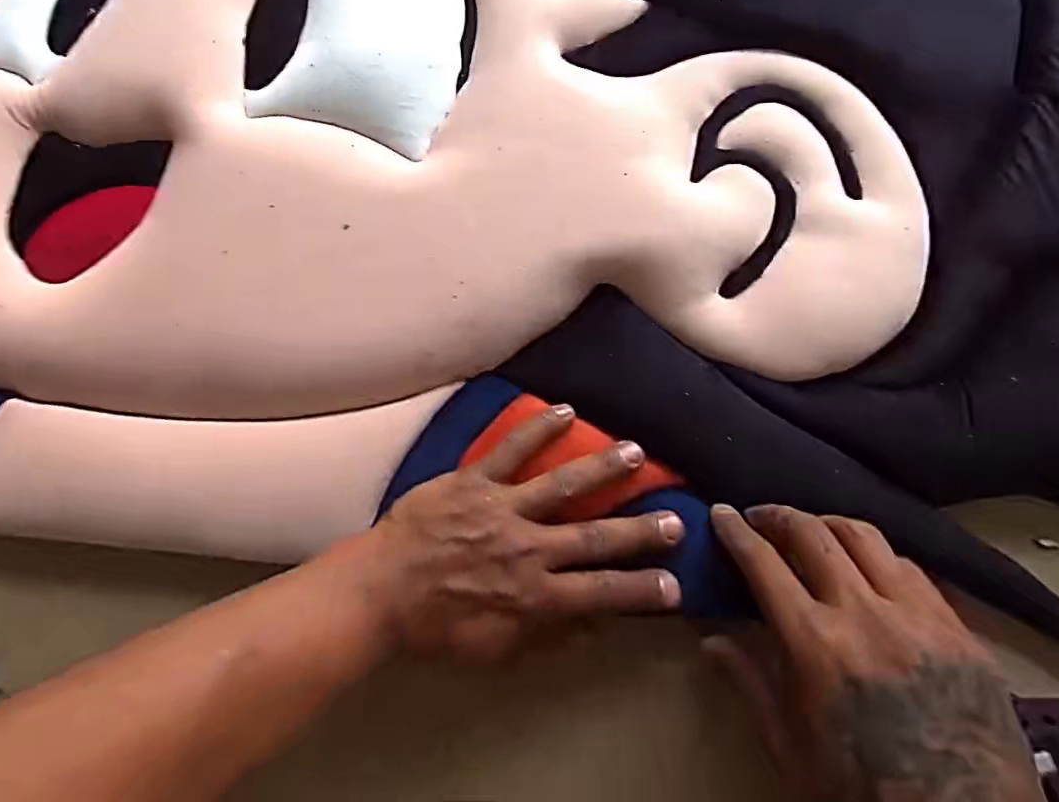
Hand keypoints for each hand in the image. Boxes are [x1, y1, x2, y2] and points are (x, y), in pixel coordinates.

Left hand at [360, 403, 683, 661]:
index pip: (601, 593)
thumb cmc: (437, 624)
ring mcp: (501, 509)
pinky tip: (565, 412)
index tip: (675, 586)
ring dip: (602, 468)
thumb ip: (548, 636)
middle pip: (594, 537)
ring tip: (635, 451)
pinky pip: (510, 450)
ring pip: (562, 485)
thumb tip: (596, 625)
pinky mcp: (473, 481)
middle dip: (639, 530)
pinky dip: (538, 429)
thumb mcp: (496, 648)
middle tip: (676, 520)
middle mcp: (527, 549)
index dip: (641, 591)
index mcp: (533, 595)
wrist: (382, 589)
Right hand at [704, 505, 1042, 801]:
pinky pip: (913, 570)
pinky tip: (869, 569)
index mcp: (814, 643)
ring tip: (812, 532)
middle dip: (777, 515)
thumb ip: (749, 682)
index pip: (762, 561)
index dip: (734, 530)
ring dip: (828, 525)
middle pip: (812, 533)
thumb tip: (711, 641)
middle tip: (760, 517)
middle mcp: (864, 616)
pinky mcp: (961, 634)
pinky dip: (879, 557)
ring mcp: (919, 620)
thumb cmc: (864, 792)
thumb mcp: (789, 748)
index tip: (721, 513)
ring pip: (865, 538)